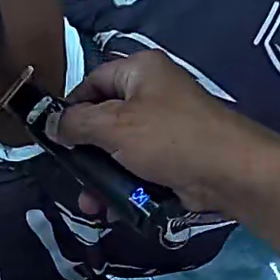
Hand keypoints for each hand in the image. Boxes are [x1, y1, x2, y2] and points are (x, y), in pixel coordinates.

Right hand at [57, 50, 279, 212]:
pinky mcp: (174, 157)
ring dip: (102, 177)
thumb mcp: (115, 126)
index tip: (55, 137)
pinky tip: (113, 209)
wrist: (229, 172)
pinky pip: (139, 168)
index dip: (71, 108)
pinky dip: (125, 186)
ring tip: (91, 206)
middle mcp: (152, 93)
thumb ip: (76, 123)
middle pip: (105, 120)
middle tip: (73, 178)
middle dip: (86, 154)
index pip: (92, 81)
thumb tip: (49, 123)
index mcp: (139, 70)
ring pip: (120, 150)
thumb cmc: (169, 138)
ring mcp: (165, 127)